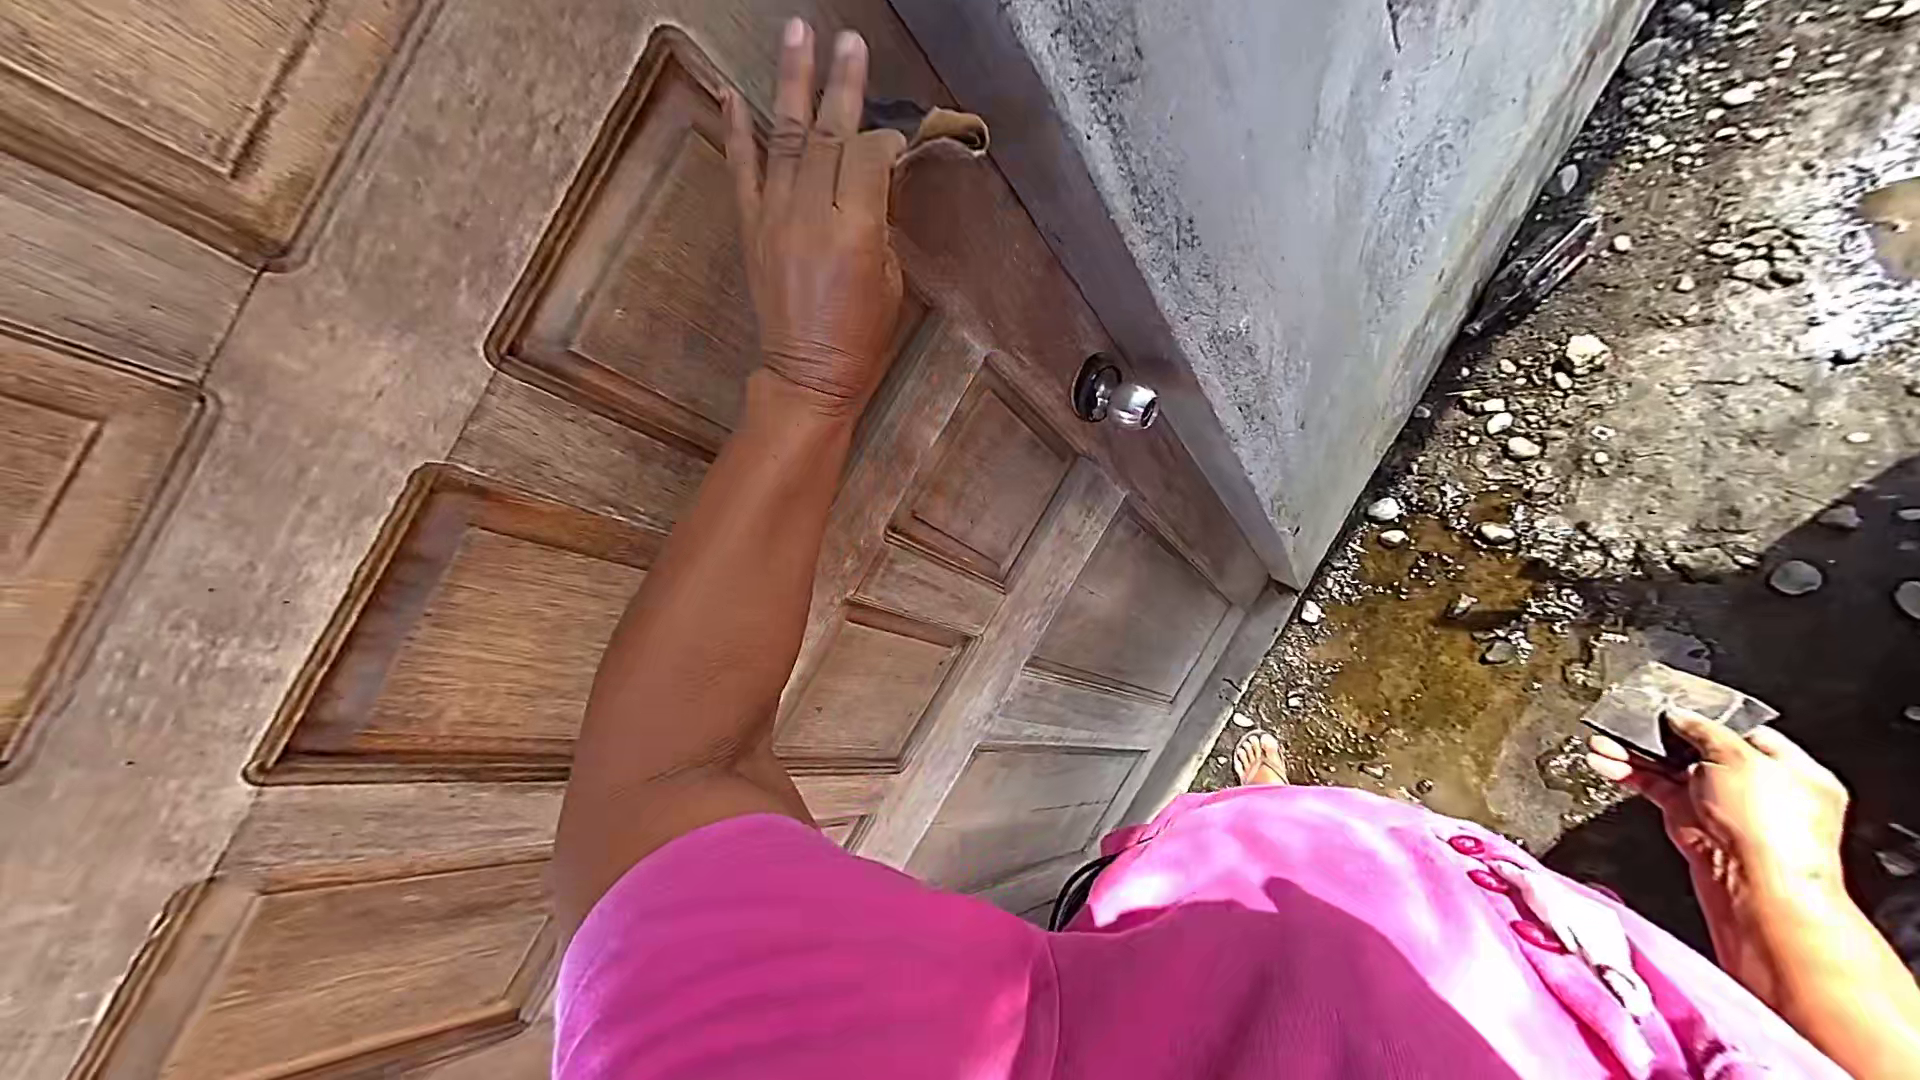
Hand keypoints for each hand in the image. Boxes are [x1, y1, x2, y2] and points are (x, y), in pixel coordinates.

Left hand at [724, 19, 907, 417]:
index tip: (898, 133)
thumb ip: (881, 227)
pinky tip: (736, 94)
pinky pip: (744, 172)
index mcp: (856, 232)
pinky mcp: (752, 231)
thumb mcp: (890, 284)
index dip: (886, 138)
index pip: (869, 157)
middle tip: (851, 39)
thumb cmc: (861, 341)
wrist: (808, 377)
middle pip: (830, 135)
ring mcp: (775, 219)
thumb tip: (873, 185)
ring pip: (787, 138)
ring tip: (798, 34)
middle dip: (842, 85)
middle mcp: (812, 214)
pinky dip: (740, 132)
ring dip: (793, 83)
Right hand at [1587, 710, 1849, 911]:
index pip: (1740, 730)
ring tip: (1601, 741)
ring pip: (1664, 764)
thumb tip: (1679, 716)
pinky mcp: (1685, 811)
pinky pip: (1648, 783)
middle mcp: (1752, 783)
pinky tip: (1604, 761)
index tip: (1671, 708)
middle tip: (1626, 723)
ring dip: (1629, 751)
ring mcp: (1716, 799)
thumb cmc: (1770, 827)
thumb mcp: (1739, 759)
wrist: (1749, 875)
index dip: (1704, 718)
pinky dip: (1624, 771)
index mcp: (1787, 769)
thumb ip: (1704, 731)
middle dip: (1654, 735)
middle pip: (1693, 746)